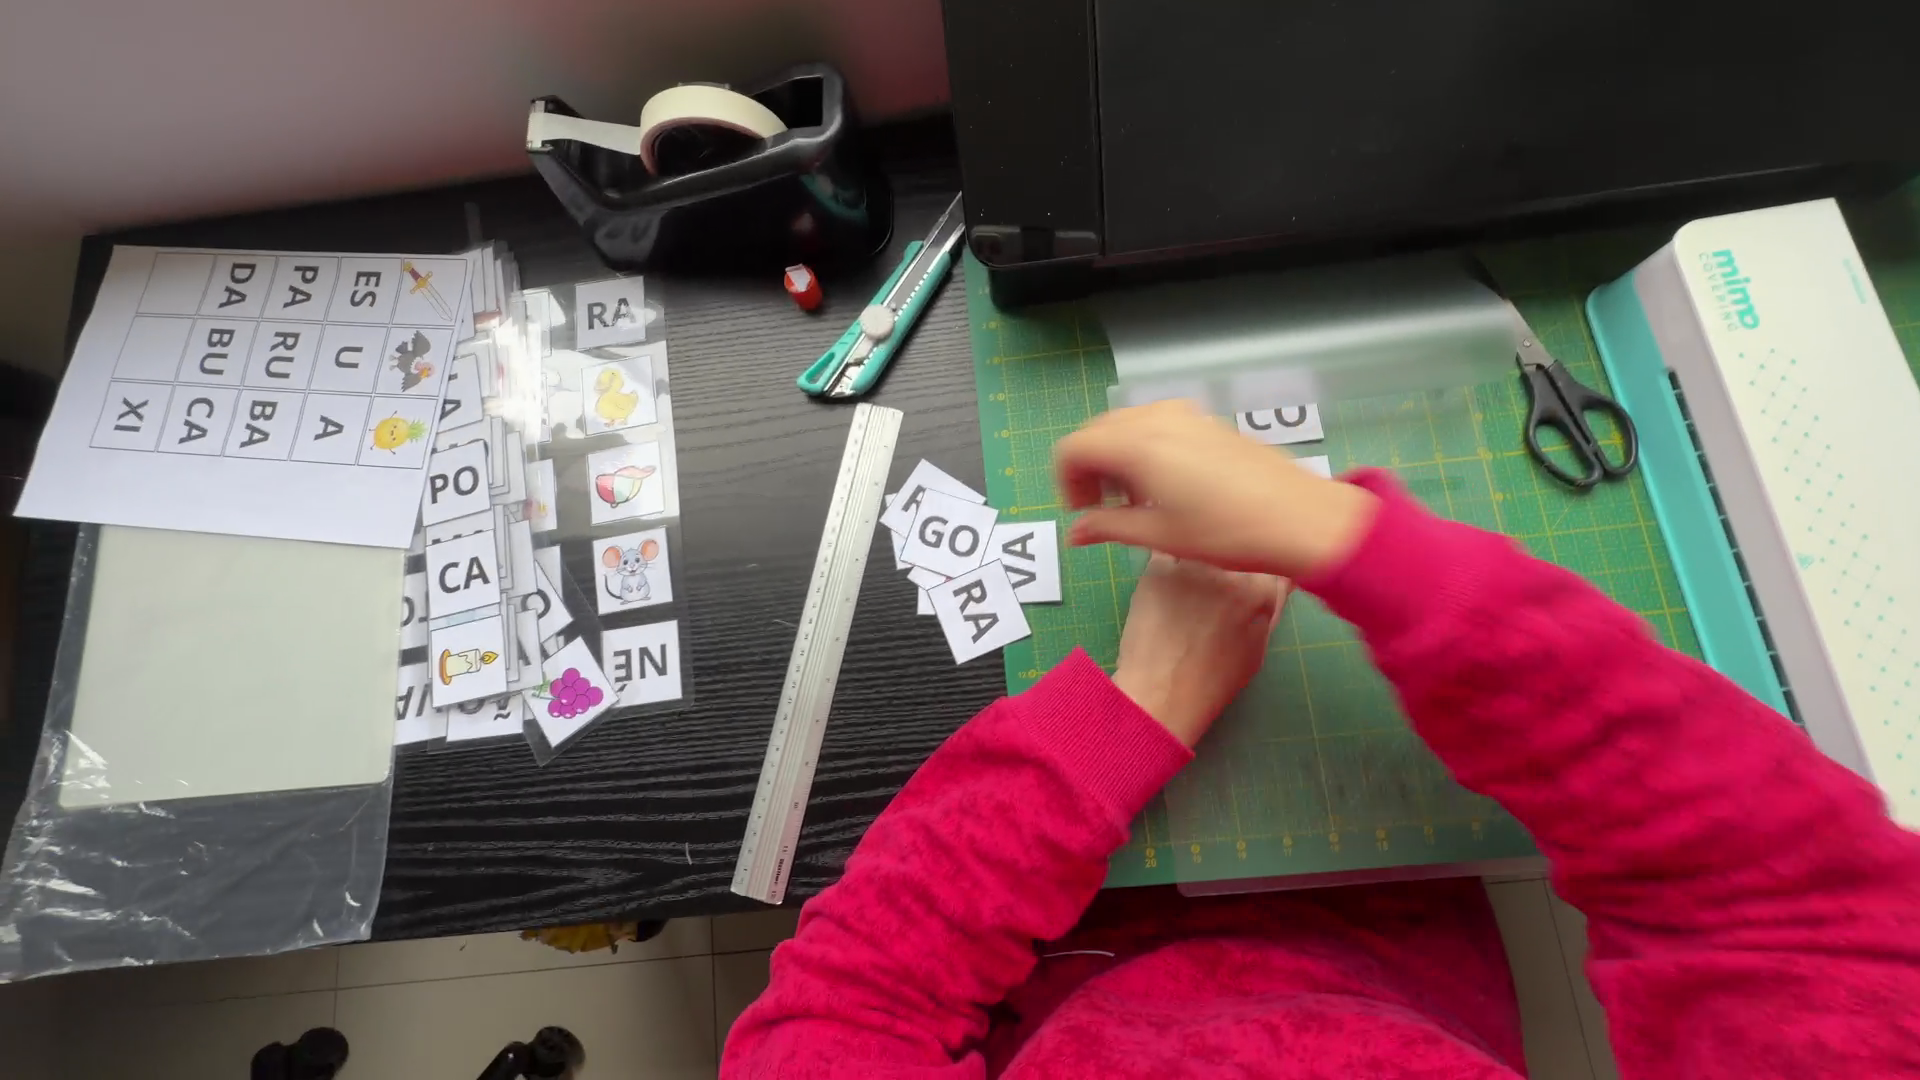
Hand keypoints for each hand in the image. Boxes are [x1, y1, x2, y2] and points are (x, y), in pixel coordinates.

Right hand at [1055, 401, 1377, 579]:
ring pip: (1125, 427)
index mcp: (1137, 445)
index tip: (1081, 511)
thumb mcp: (1159, 536)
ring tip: (1133, 500)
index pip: (1074, 448)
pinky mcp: (1205, 421)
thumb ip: (1107, 527)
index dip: (1067, 481)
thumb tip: (1074, 532)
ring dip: (1115, 459)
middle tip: (1100, 508)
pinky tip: (1162, 485)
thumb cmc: (1226, 533)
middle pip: (1096, 433)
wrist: (1302, 519)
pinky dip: (1141, 449)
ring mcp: (1184, 416)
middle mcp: (1156, 419)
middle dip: (1089, 468)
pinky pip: (1154, 425)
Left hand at [1112, 554, 1289, 746]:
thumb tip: (1278, 579)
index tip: (1249, 569)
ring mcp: (1192, 565)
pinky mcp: (1157, 568)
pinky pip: (1166, 548)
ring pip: (1199, 541)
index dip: (1259, 560)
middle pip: (1232, 543)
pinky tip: (1166, 582)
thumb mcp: (1256, 646)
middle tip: (1212, 578)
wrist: (1162, 693)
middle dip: (1228, 552)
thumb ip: (1269, 606)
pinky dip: (1168, 556)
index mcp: (1261, 591)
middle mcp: (1230, 570)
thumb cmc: (1213, 679)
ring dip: (1198, 550)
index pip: (1268, 555)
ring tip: (1188, 581)